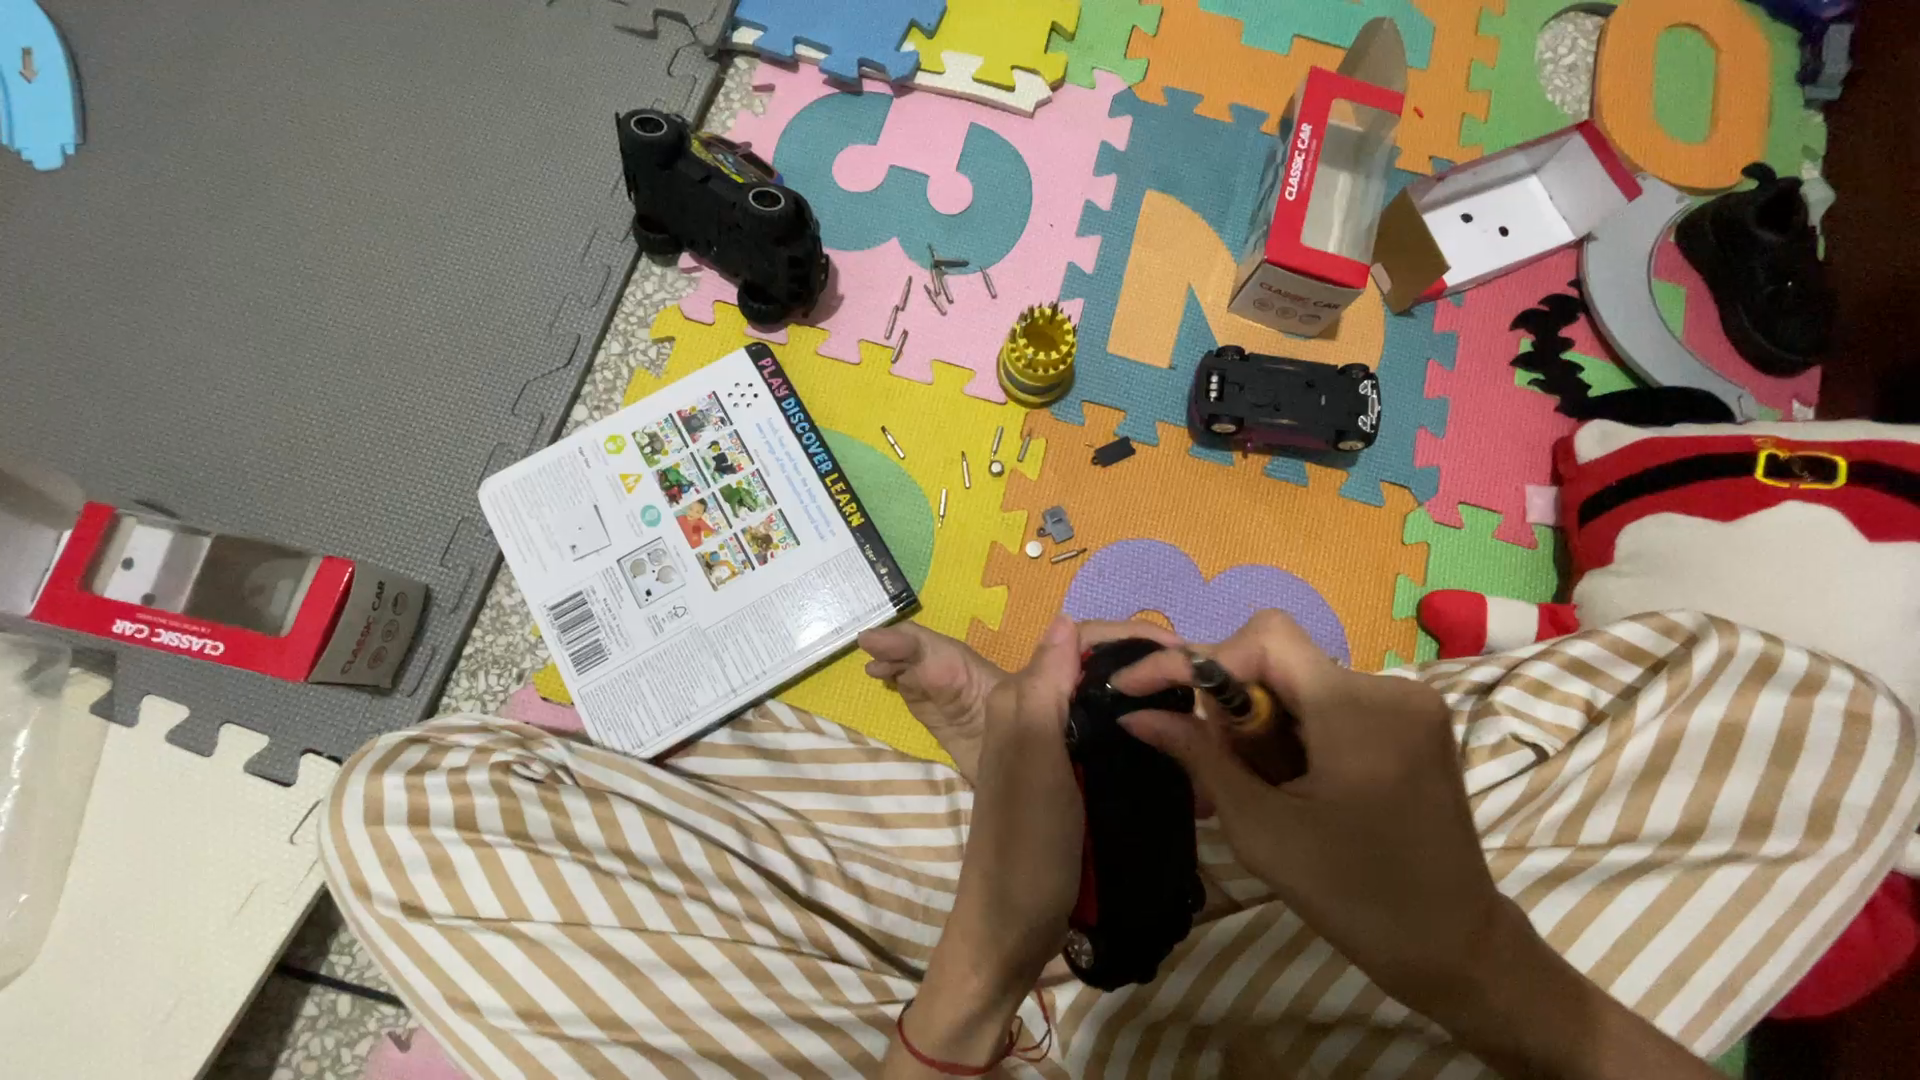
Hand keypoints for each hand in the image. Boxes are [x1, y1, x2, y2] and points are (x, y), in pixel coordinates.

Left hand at [889, 617, 1180, 1074]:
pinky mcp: (1070, 784)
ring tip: (1201, 728)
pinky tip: (1178, 762)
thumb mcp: (1035, 756)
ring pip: (1105, 710)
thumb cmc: (1026, 842)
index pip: (1077, 641)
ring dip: (1149, 714)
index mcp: (1021, 699)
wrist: (1012, 928)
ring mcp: (1052, 751)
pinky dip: (1142, 749)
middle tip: (1203, 695)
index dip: (1128, 639)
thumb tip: (1064, 617)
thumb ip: (1045, 685)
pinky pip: (1108, 748)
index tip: (1184, 655)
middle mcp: (1034, 716)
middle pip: (1094, 674)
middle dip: (1145, 676)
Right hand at [1110, 610, 1508, 1023]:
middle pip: (1278, 657)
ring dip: (1262, 717)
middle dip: (1231, 700)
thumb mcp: (1260, 828)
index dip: (1194, 656)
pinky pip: (1329, 695)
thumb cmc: (1352, 896)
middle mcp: (1390, 688)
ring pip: (1300, 676)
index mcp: (1356, 712)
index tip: (1140, 688)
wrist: (1453, 945)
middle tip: (1218, 761)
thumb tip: (1136, 714)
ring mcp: (1408, 701)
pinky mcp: (1413, 717)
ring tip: (1258, 781)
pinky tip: (1293, 776)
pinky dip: (1295, 725)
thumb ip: (1199, 757)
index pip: (1262, 639)